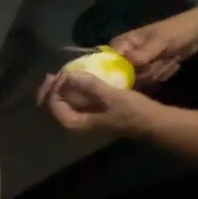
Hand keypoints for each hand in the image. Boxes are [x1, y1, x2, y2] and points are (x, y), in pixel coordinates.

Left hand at [37, 71, 165, 136]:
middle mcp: (69, 126)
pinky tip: (71, 84)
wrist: (150, 123)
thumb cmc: (133, 111)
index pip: (52, 105)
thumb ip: (91, 86)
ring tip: (58, 77)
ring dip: (54, 93)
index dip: (55, 88)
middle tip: (52, 75)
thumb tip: (71, 75)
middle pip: (48, 108)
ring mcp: (76, 123)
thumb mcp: (113, 96)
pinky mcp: (85, 118)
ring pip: (55, 107)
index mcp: (72, 123)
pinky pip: (67, 106)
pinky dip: (65, 95)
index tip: (65, 72)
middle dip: (47, 91)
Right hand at [111, 9, 197, 84]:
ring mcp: (133, 66)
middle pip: (123, 76)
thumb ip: (143, 53)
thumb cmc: (179, 30)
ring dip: (157, 72)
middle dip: (146, 71)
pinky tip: (171, 64)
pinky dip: (162, 74)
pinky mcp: (144, 72)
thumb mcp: (161, 40)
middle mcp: (121, 57)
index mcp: (119, 46)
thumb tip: (130, 65)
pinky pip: (147, 83)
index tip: (141, 65)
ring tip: (169, 59)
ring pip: (137, 81)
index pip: (107, 65)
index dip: (120, 70)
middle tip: (162, 60)